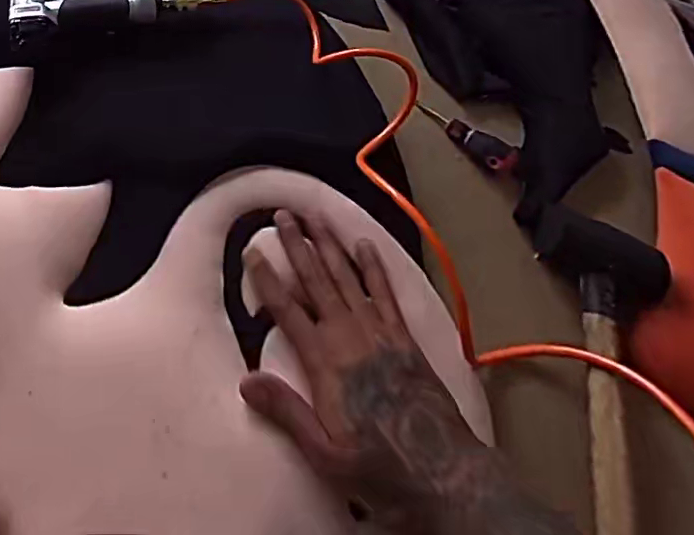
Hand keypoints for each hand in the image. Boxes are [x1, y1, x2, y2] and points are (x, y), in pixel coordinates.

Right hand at [241, 210, 574, 533]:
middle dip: (298, 245)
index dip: (267, 278)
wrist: (448, 478)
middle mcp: (349, 337)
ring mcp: (378, 333)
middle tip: (284, 214)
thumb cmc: (380, 469)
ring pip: (347, 277)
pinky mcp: (403, 337)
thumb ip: (286, 412)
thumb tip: (245, 380)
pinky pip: (385, 293)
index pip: (287, 310)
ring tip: (315, 217)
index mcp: (325, 362)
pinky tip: (365, 244)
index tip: (253, 250)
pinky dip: (374, 267)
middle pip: (316, 281)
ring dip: (329, 245)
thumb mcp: (324, 453)